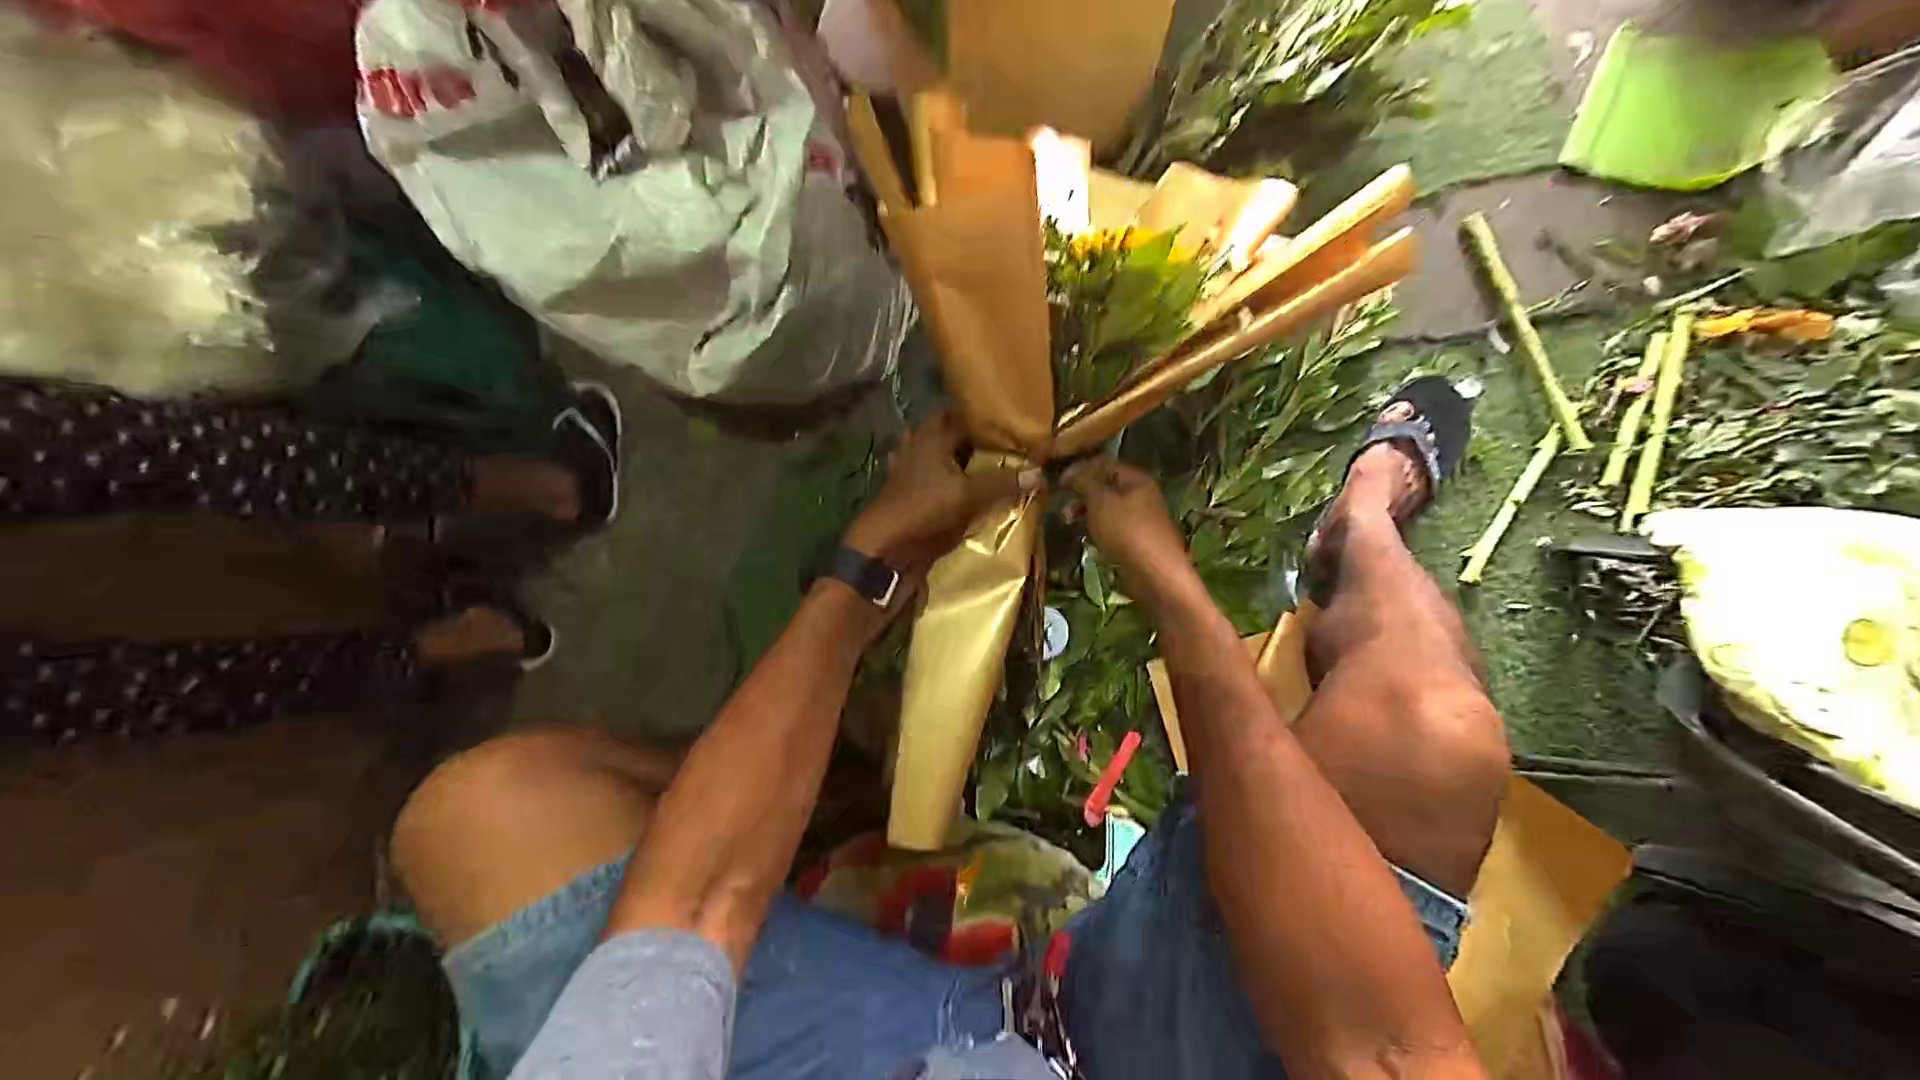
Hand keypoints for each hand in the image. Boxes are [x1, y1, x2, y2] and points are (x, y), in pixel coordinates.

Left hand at [843, 412, 1040, 572]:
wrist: (885, 549)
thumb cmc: (922, 510)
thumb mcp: (967, 495)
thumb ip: (1003, 482)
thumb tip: (1042, 473)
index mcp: (933, 434)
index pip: (967, 414)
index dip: (992, 418)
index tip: (1021, 424)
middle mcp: (923, 445)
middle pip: (959, 435)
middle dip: (986, 442)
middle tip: (1020, 449)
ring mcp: (916, 470)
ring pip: (950, 458)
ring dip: (973, 463)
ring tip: (1005, 468)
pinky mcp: (916, 493)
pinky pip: (943, 481)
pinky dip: (960, 484)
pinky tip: (979, 492)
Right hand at [1063, 458, 1191, 583]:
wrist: (1154, 573)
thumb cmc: (1126, 531)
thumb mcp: (1100, 502)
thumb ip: (1085, 482)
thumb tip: (1072, 472)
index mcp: (1136, 479)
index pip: (1104, 463)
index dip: (1080, 469)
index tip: (1059, 482)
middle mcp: (1141, 494)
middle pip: (1106, 486)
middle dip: (1082, 493)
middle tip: (1063, 505)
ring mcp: (1140, 517)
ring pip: (1107, 507)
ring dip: (1086, 512)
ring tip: (1069, 521)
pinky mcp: (1137, 539)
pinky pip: (1112, 526)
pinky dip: (1098, 527)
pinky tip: (1087, 536)